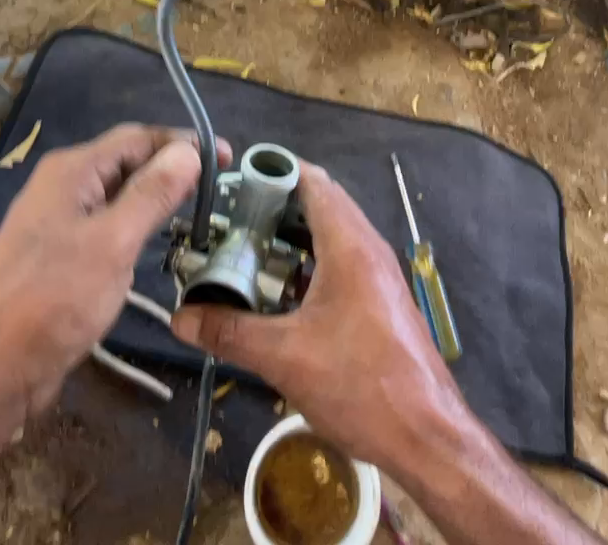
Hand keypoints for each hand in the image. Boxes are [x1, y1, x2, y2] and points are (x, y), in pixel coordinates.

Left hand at [0, 125, 227, 420]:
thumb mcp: (113, 242)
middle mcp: (62, 188)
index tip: (227, 158)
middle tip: (217, 188)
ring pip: (117, 197)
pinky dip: (136, 227)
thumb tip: (189, 151)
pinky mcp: (58, 257)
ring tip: (195, 212)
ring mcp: (57, 223)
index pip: (137, 138)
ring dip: (155, 198)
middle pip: (126, 163)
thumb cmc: (53, 298)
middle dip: (172, 169)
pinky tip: (155, 245)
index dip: (184, 143)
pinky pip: (106, 226)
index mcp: (72, 171)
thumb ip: (152, 194)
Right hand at [170, 160, 476, 471]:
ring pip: (333, 234)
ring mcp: (379, 274)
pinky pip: (342, 261)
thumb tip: (180, 317)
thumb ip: (229, 332)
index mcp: (350, 245)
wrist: (427, 434)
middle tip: (231, 216)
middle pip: (322, 204)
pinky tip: (282, 291)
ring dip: (294, 235)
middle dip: (277, 204)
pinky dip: (311, 261)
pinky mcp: (381, 299)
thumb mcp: (284, 357)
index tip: (235, 180)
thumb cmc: (359, 383)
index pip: (313, 183)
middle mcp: (369, 248)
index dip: (275, 172)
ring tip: (248, 248)